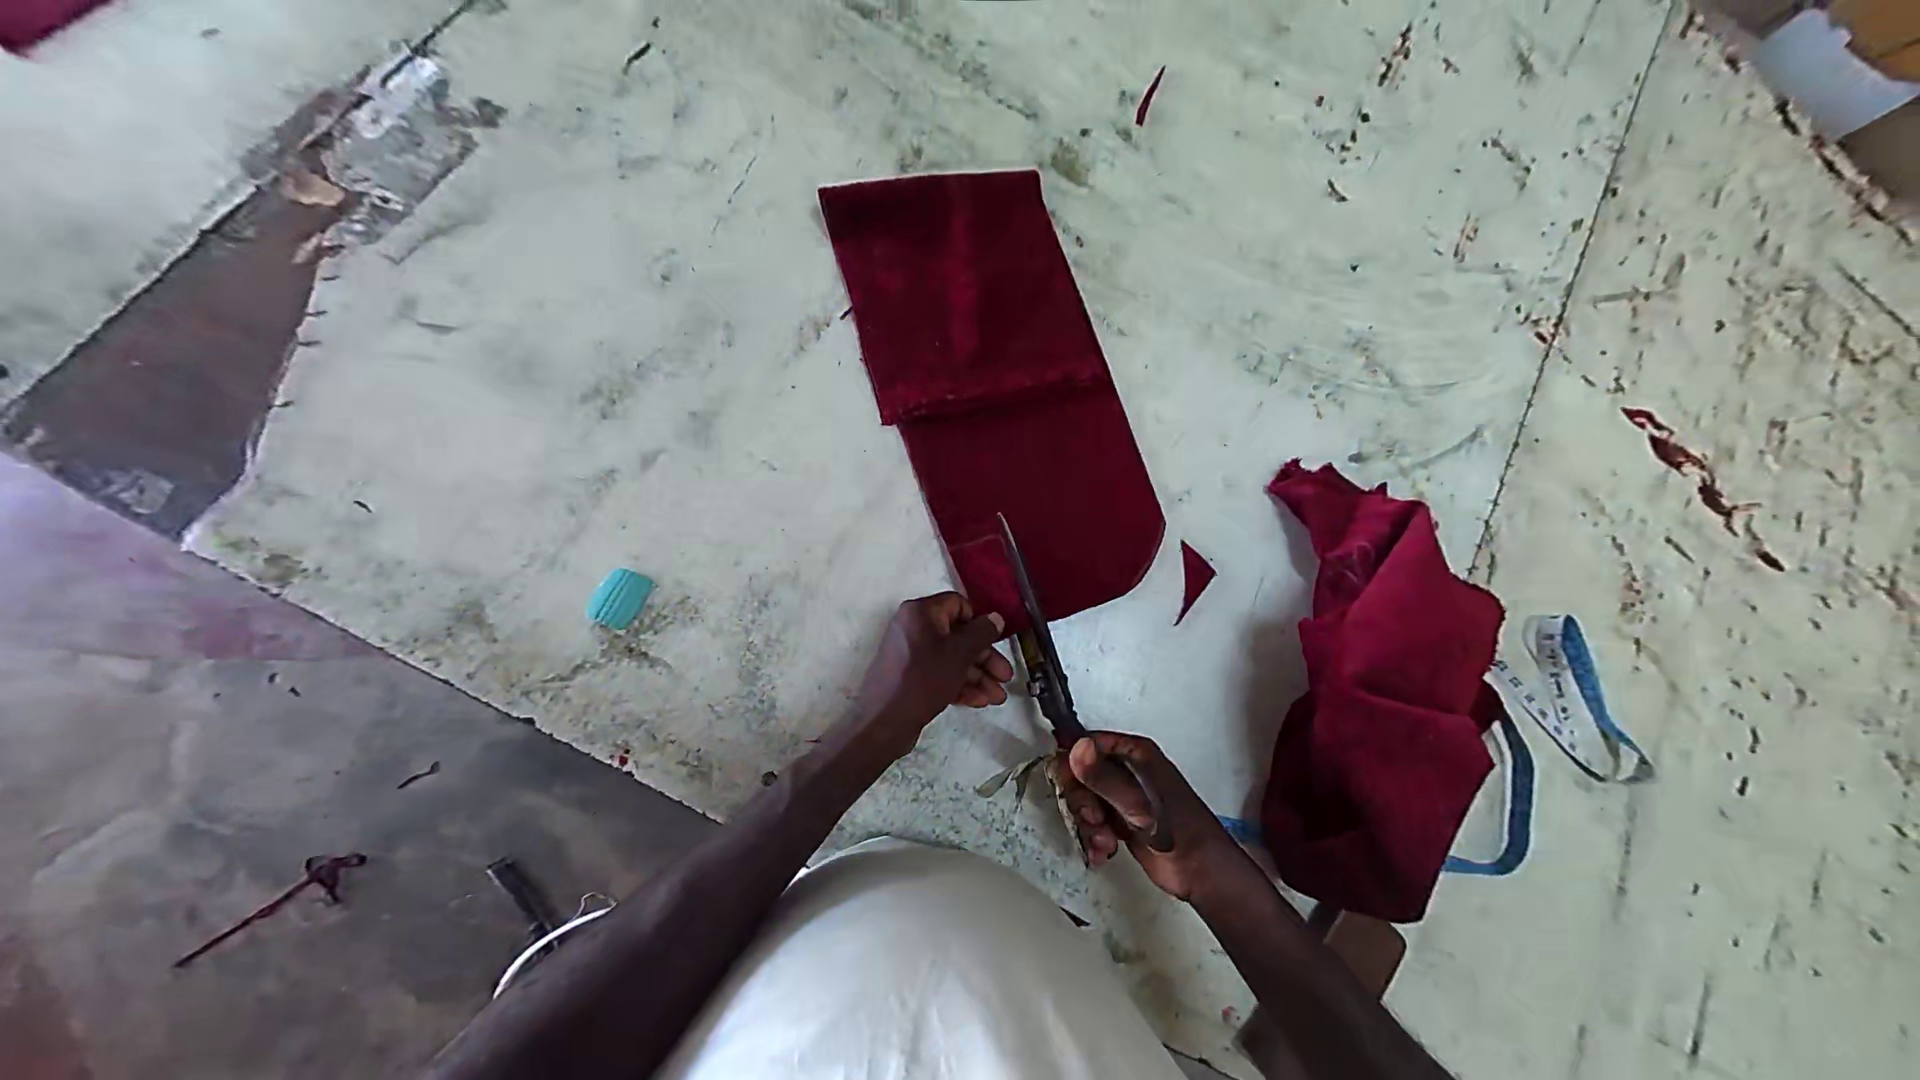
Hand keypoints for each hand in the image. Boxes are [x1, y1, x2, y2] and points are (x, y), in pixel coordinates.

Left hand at [853, 593, 1011, 757]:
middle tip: (1005, 677)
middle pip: (958, 636)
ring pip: (952, 658)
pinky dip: (960, 684)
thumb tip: (995, 618)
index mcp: (921, 613)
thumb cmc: (924, 679)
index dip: (978, 622)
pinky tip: (980, 701)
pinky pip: (940, 673)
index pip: (957, 605)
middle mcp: (913, 628)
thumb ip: (981, 633)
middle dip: (984, 658)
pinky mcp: (910, 677)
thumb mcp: (959, 654)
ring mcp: (910, 654)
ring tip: (997, 697)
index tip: (995, 642)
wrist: (884, 722)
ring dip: (977, 676)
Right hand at [1052, 733, 1245, 901]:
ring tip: (1104, 840)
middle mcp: (1126, 770)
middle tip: (1094, 818)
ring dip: (1088, 825)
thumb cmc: (1181, 832)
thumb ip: (1103, 777)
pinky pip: (1090, 822)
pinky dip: (1092, 837)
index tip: (1070, 784)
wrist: (1200, 873)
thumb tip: (1077, 750)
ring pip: (1082, 800)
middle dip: (1082, 801)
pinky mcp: (1118, 819)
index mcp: (1135, 754)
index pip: (1088, 744)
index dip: (1073, 763)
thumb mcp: (1137, 804)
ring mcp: (1121, 795)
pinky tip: (1104, 850)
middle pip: (1079, 774)